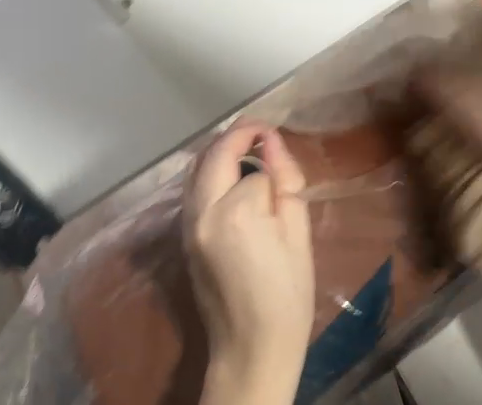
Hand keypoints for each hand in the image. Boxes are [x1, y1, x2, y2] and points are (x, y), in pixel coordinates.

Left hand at [184, 121, 313, 402]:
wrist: (251, 349)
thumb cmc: (287, 295)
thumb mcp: (298, 234)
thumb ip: (285, 180)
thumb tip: (274, 140)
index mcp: (235, 211)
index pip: (256, 170)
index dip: (273, 162)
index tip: (281, 147)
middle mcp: (202, 211)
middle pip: (215, 155)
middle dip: (237, 136)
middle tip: (262, 132)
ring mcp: (187, 225)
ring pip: (197, 168)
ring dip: (220, 152)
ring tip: (249, 151)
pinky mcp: (183, 237)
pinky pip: (193, 190)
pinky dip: (209, 174)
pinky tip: (231, 178)